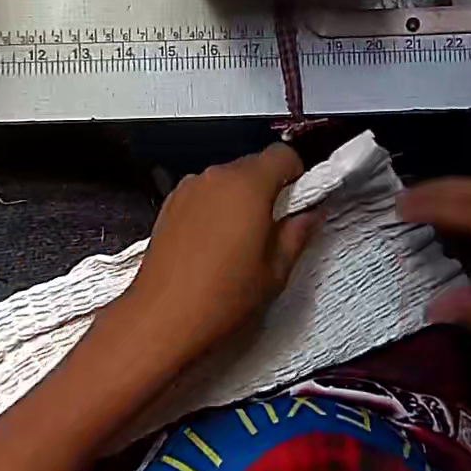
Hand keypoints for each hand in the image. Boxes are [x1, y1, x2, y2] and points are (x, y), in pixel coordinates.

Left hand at [105, 144, 320, 363]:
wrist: (161, 317)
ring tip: (239, 241)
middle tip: (272, 228)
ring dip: (240, 198)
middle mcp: (217, 176)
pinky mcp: (171, 202)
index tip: (298, 201)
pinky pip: (205, 192)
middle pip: (254, 165)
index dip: (297, 174)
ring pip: (228, 179)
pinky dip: (215, 207)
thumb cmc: (221, 297)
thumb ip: (298, 233)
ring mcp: (190, 187)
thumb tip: (309, 214)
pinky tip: (213, 243)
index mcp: (248, 185)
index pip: (283, 154)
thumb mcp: (275, 270)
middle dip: (269, 189)